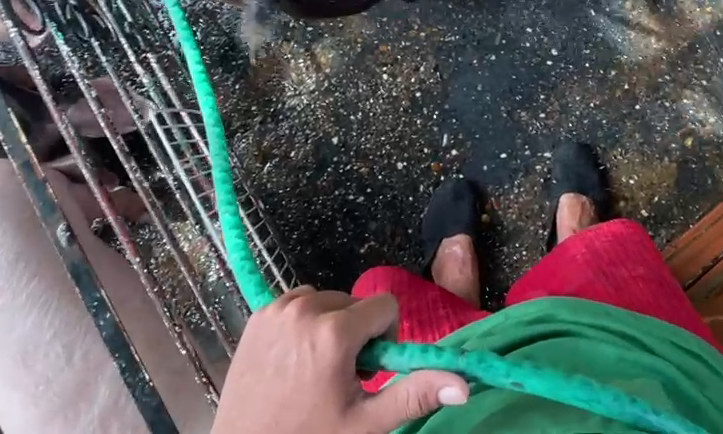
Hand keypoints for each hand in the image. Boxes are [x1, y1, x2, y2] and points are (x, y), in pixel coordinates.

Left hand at [212, 287, 468, 433]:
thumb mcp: (367, 424)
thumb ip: (414, 394)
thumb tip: (464, 382)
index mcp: (334, 332)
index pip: (384, 306)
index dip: (385, 338)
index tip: (368, 371)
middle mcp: (305, 308)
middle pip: (354, 304)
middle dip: (356, 333)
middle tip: (340, 378)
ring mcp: (278, 309)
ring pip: (326, 301)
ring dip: (330, 325)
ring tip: (316, 369)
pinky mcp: (258, 315)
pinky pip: (297, 303)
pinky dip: (303, 323)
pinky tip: (294, 360)